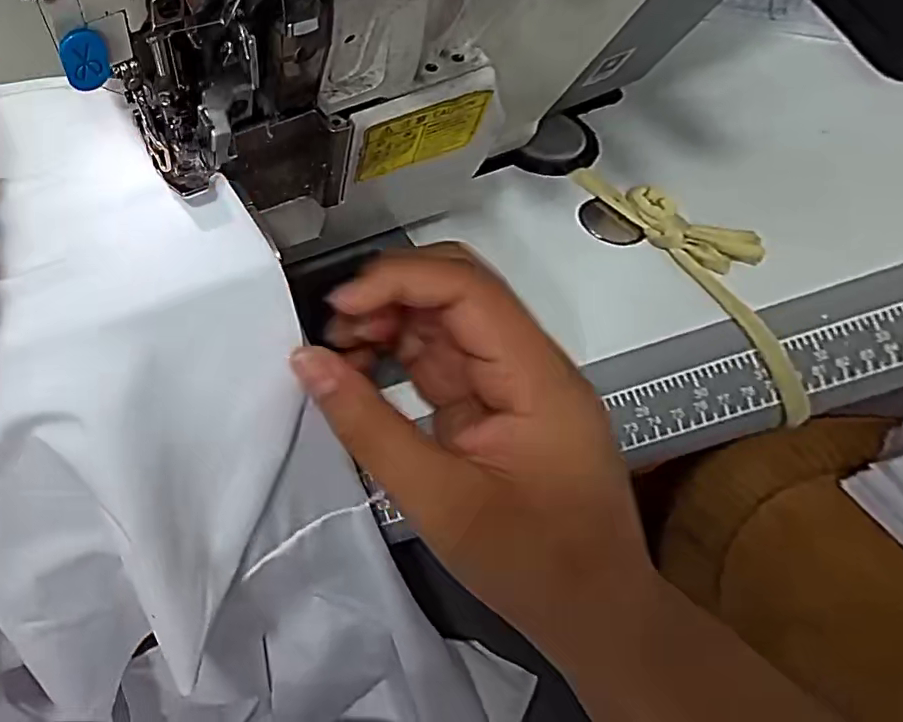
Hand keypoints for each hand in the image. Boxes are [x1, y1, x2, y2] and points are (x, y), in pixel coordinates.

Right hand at [289, 244, 652, 651]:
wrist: (597, 621)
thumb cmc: (533, 565)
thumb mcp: (437, 500)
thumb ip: (365, 423)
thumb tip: (306, 359)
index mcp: (534, 378)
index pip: (466, 288)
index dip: (397, 281)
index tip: (339, 307)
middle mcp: (523, 362)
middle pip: (453, 285)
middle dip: (385, 292)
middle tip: (334, 327)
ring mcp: (502, 377)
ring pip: (434, 312)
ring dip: (380, 318)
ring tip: (335, 352)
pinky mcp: (481, 394)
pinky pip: (426, 349)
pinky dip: (384, 349)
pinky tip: (354, 370)